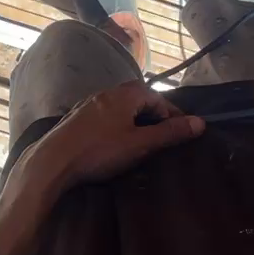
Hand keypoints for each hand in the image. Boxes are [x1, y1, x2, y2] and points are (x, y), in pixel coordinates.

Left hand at [7, 81, 204, 201]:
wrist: (53, 161)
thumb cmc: (100, 151)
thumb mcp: (140, 144)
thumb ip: (169, 133)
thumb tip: (200, 123)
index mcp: (125, 95)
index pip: (156, 97)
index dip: (172, 113)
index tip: (182, 130)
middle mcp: (107, 93)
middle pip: (137, 96)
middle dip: (153, 112)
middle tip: (163, 132)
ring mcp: (88, 104)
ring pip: (119, 105)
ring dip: (134, 117)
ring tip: (143, 136)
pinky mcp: (76, 118)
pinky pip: (104, 114)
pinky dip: (117, 123)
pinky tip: (115, 140)